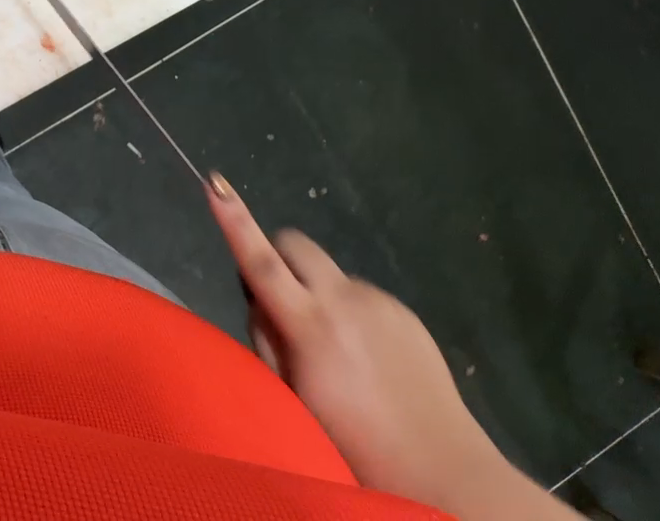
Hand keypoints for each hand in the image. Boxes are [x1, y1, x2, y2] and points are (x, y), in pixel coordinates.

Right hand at [205, 173, 576, 520]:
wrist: (444, 474)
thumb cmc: (351, 445)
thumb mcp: (289, 397)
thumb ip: (266, 340)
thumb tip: (260, 301)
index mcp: (311, 326)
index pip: (260, 263)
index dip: (234, 221)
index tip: (215, 184)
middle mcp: (346, 301)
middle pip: (296, 245)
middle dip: (277, 256)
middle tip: (278, 301)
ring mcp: (382, 303)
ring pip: (328, 274)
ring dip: (315, 293)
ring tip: (330, 351)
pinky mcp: (406, 314)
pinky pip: (360, 296)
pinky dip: (347, 312)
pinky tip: (363, 360)